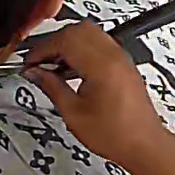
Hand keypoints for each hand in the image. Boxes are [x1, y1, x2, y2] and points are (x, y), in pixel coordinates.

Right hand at [25, 22, 174, 172]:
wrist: (144, 145)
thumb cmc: (117, 135)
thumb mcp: (74, 114)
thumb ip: (52, 88)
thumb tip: (36, 73)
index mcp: (101, 66)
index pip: (65, 40)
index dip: (42, 49)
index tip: (31, 62)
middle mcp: (114, 56)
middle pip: (77, 30)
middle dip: (54, 42)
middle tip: (41, 63)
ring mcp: (122, 58)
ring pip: (90, 32)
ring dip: (69, 43)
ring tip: (56, 67)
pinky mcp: (125, 64)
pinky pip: (101, 43)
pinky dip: (83, 49)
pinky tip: (74, 69)